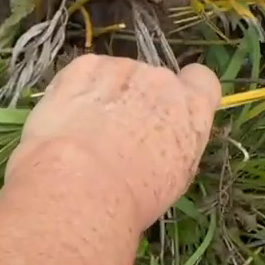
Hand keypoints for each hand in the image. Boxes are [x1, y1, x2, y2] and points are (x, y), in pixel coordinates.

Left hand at [8, 54, 220, 231]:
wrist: (80, 184)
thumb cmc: (130, 196)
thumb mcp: (171, 177)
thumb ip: (172, 143)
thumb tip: (157, 143)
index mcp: (193, 109)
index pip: (200, 82)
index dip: (180, 93)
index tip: (161, 111)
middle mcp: (162, 81)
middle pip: (150, 80)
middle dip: (132, 98)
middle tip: (108, 131)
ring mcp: (122, 69)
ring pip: (112, 74)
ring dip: (100, 93)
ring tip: (80, 129)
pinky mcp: (83, 67)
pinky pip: (81, 73)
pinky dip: (72, 89)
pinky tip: (63, 117)